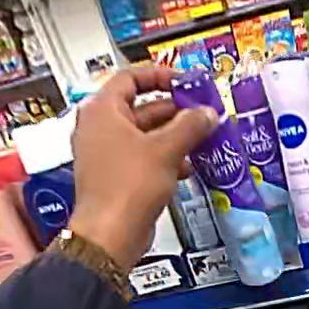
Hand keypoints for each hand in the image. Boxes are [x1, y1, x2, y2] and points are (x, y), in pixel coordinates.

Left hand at [67, 64, 217, 269]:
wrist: (112, 233)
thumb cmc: (129, 186)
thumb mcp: (166, 149)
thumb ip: (190, 126)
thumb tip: (208, 113)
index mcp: (102, 111)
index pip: (130, 78)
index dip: (160, 76)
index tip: (185, 83)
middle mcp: (100, 128)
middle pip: (142, 108)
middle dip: (175, 112)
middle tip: (203, 115)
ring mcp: (107, 154)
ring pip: (146, 135)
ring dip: (175, 137)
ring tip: (202, 141)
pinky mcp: (118, 177)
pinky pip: (145, 158)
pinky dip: (167, 158)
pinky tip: (188, 167)